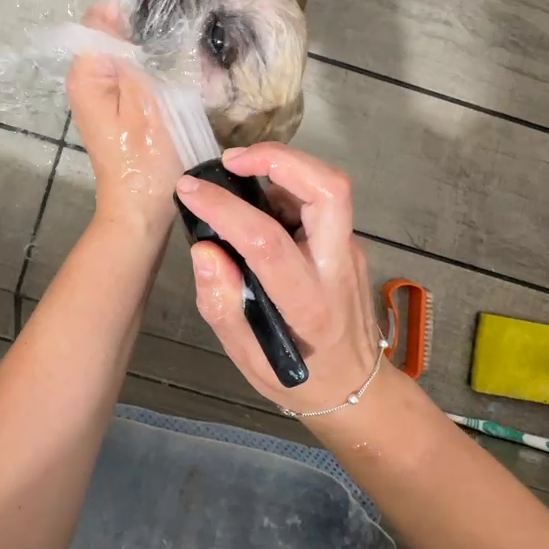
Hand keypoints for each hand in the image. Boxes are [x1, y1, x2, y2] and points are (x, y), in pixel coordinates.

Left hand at [68, 0, 183, 232]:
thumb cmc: (148, 158)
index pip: (100, 19)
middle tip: (182, 49)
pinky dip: (155, 74)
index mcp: (86, 74)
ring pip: (128, 54)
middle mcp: (85, 79)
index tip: (165, 21)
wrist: (142, 209)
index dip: (132, 14)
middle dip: (148, 35)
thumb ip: (129, 53)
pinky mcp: (116, 106)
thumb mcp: (145, 100)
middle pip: (115, 35)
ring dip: (156, 56)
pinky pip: (133, 75)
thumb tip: (114, 8)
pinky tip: (177, 85)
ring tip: (185, 67)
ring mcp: (100, 93)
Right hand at [179, 143, 383, 415]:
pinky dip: (287, 185)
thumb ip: (222, 306)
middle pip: (329, 191)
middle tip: (231, 160)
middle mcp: (337, 268)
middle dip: (280, 160)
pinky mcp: (349, 242)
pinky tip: (257, 199)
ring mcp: (350, 251)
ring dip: (284, 166)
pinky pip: (320, 200)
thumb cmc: (298, 377)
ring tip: (238, 173)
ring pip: (330, 187)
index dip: (225, 209)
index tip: (189, 191)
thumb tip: (204, 250)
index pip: (268, 242)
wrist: (358, 388)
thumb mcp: (247, 360)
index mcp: (308, 304)